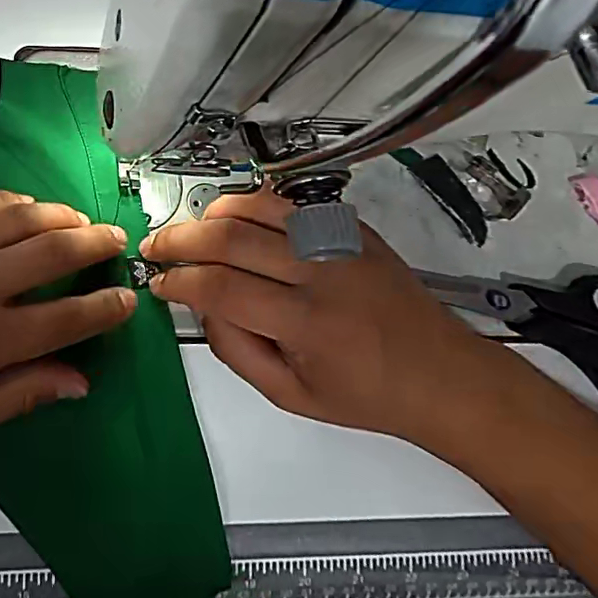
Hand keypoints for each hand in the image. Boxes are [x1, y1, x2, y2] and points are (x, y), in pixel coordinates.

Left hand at [0, 192, 134, 479]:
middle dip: (96, 243)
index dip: (105, 308)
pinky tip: (27, 208)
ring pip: (21, 218)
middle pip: (53, 251)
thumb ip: (20, 395)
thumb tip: (79, 381)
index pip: (66, 317)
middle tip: (117, 241)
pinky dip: (12, 202)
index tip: (126, 299)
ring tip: (82, 221)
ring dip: (60, 215)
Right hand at [141, 189, 530, 449]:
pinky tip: (230, 217)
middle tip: (154, 248)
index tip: (159, 285)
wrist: (442, 373)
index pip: (221, 289)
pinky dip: (248, 203)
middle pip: (229, 239)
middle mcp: (321, 273)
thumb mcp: (292, 396)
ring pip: (255, 207)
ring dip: (210, 214)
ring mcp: (338, 241)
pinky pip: (286, 201)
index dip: (179, 283)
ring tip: (188, 231)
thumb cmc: (367, 394)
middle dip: (179, 240)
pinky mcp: (349, 226)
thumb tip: (201, 306)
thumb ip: (236, 350)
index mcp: (307, 324)